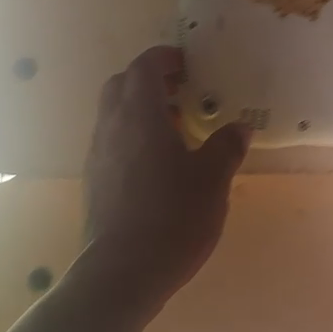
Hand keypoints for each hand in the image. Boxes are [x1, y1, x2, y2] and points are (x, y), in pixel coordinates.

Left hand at [82, 46, 249, 309]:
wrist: (122, 272)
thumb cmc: (173, 217)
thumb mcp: (212, 181)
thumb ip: (226, 148)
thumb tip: (239, 128)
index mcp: (140, 114)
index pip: (144, 67)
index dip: (164, 59)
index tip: (186, 64)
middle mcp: (112, 126)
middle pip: (121, 84)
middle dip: (148, 80)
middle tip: (179, 92)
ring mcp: (98, 154)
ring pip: (113, 113)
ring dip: (138, 109)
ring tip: (173, 130)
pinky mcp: (93, 181)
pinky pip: (110, 141)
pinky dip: (130, 136)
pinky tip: (156, 165)